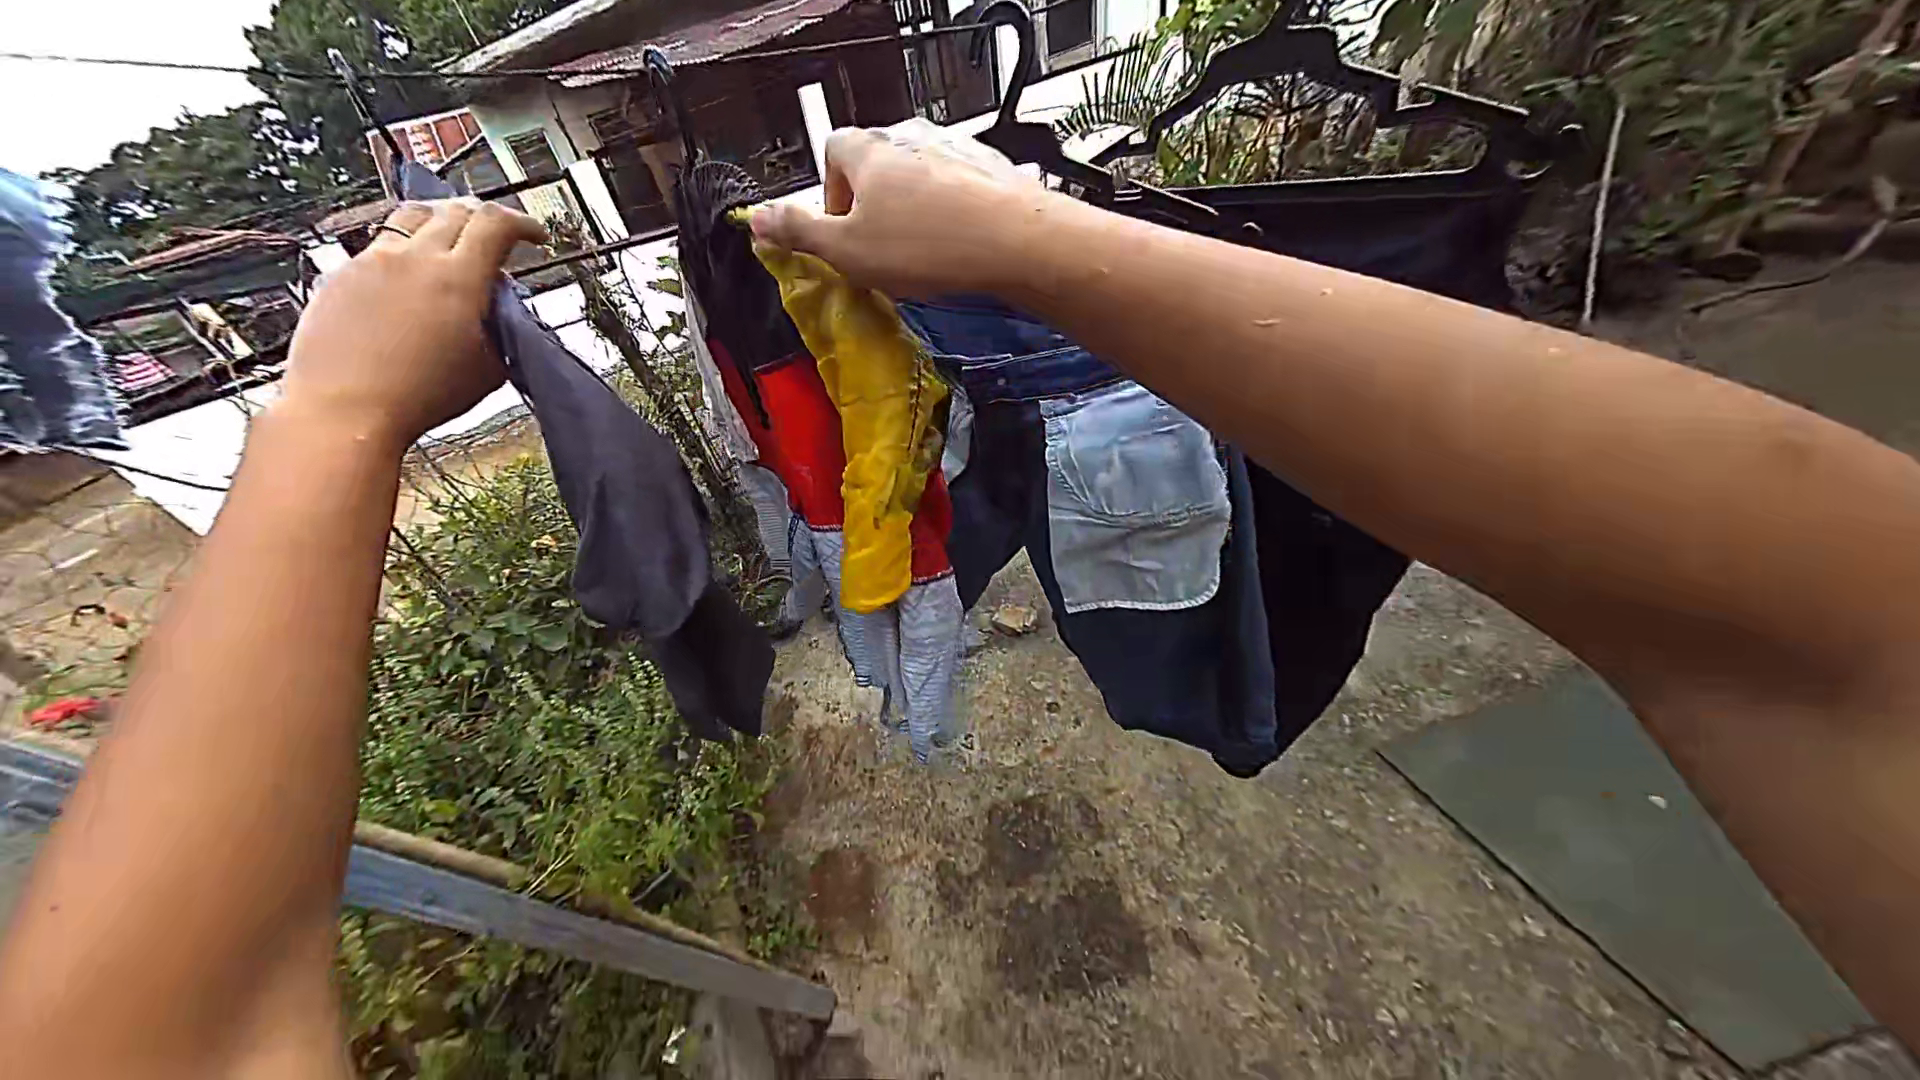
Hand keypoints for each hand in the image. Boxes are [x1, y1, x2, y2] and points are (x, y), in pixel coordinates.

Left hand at [277, 199, 548, 451]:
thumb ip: (501, 326)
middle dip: (485, 219)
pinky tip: (417, 276)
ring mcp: (372, 261)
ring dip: (443, 223)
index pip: (495, 225)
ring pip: (413, 218)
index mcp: (458, 279)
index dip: (522, 223)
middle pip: (454, 211)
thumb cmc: (424, 394)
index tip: (535, 235)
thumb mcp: (490, 366)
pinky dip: (409, 249)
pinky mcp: (343, 274)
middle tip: (501, 236)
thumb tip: (497, 304)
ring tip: (456, 244)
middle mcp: (414, 259)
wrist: (348, 406)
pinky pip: (382, 244)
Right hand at [748, 119, 1061, 297]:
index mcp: (869, 151)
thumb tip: (757, 220)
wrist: (1012, 242)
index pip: (832, 152)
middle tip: (881, 251)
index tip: (842, 232)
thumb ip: (798, 232)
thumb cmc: (926, 246)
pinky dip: (951, 216)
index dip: (831, 194)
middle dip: (873, 208)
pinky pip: (958, 190)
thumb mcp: (847, 251)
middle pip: (877, 166)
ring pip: (919, 180)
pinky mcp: (990, 171)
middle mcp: (911, 138)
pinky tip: (958, 248)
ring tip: (922, 255)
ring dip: (913, 213)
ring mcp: (954, 149)